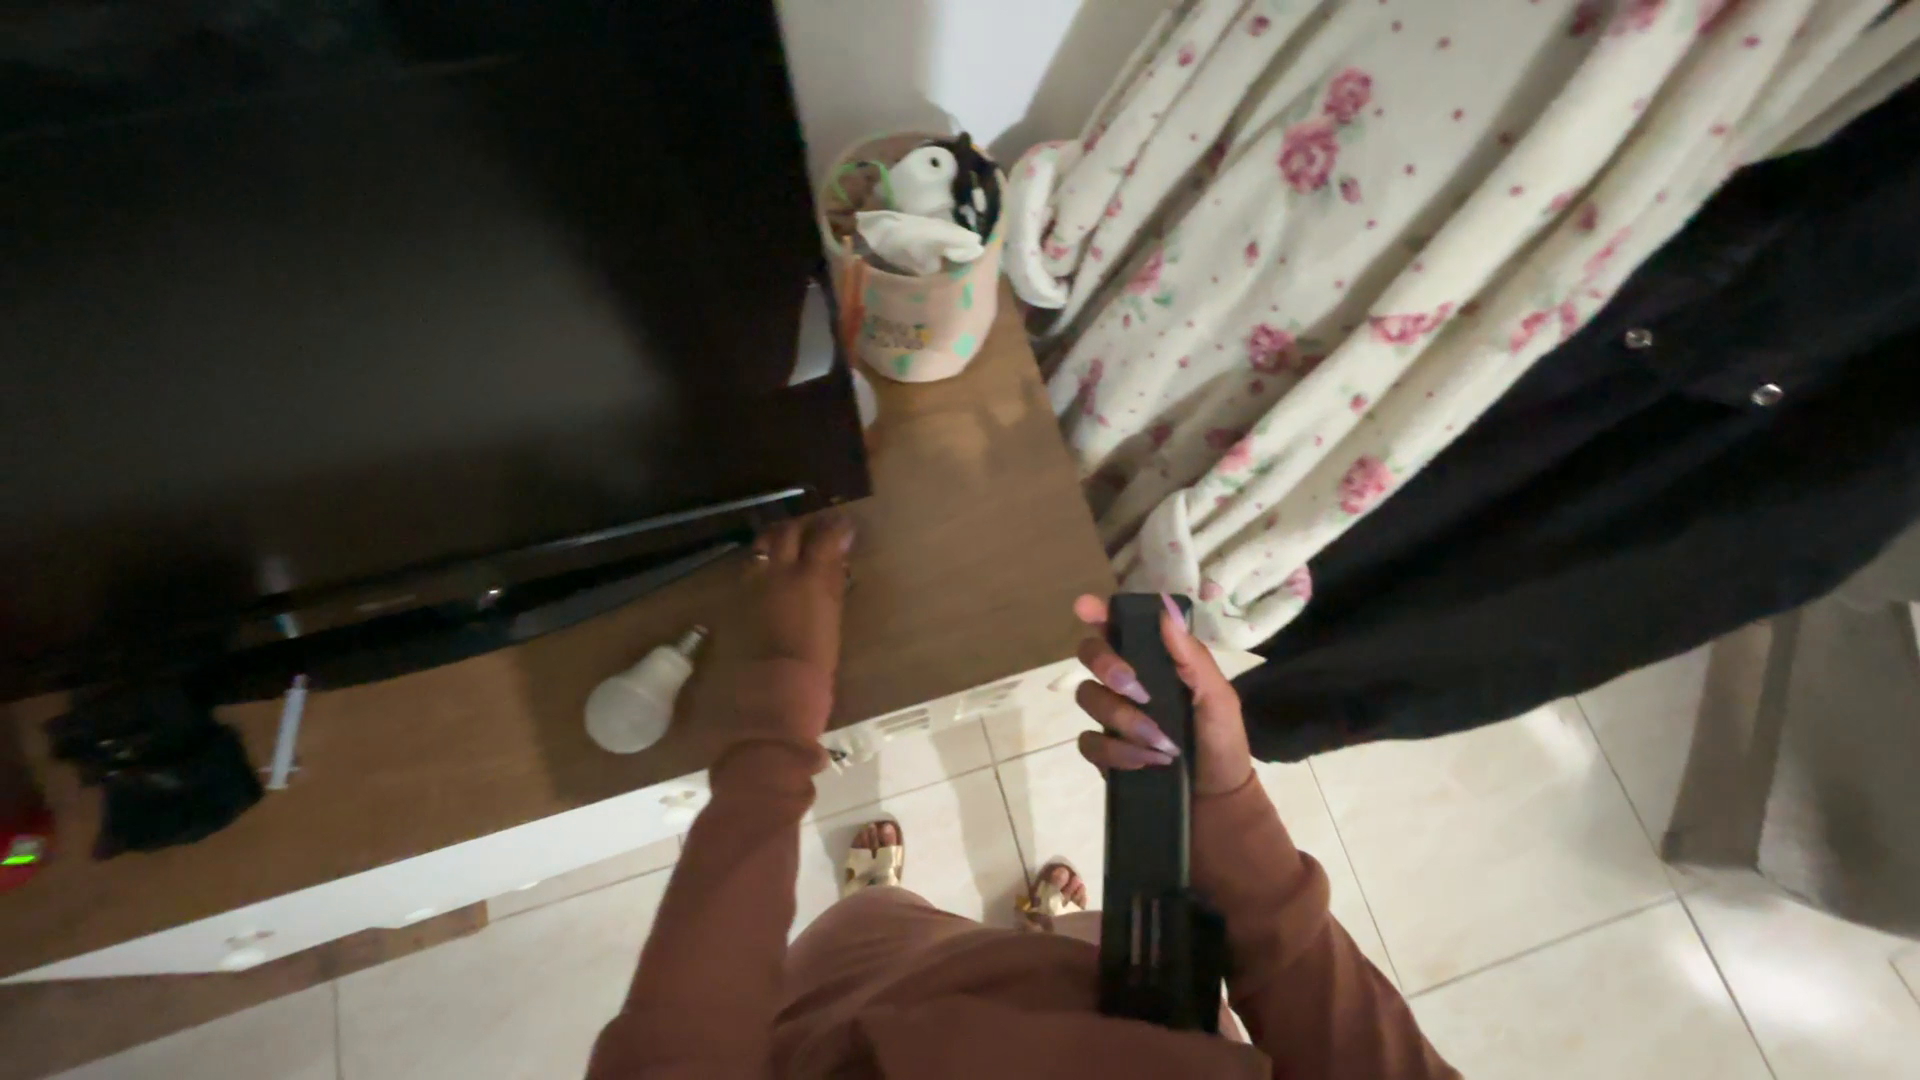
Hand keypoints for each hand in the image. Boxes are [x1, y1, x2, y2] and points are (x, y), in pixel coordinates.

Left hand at [746, 513, 854, 675]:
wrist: (774, 686)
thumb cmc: (816, 659)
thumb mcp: (832, 616)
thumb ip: (833, 584)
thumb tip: (837, 562)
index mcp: (810, 575)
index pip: (826, 537)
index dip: (836, 527)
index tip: (845, 525)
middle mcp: (779, 569)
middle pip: (788, 532)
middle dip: (804, 525)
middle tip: (815, 527)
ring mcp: (754, 581)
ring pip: (763, 544)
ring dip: (777, 538)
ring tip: (787, 541)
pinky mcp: (737, 596)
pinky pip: (751, 566)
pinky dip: (762, 560)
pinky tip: (768, 567)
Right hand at [1070, 593, 1254, 797]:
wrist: (1217, 805)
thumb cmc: (1221, 743)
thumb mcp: (1218, 698)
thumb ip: (1192, 656)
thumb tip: (1166, 611)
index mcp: (1153, 662)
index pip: (1119, 628)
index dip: (1098, 613)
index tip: (1086, 608)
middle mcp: (1125, 683)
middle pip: (1090, 654)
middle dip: (1107, 665)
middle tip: (1134, 686)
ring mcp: (1111, 717)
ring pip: (1088, 697)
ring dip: (1123, 717)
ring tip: (1160, 741)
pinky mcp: (1103, 752)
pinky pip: (1089, 741)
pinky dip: (1117, 751)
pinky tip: (1145, 761)